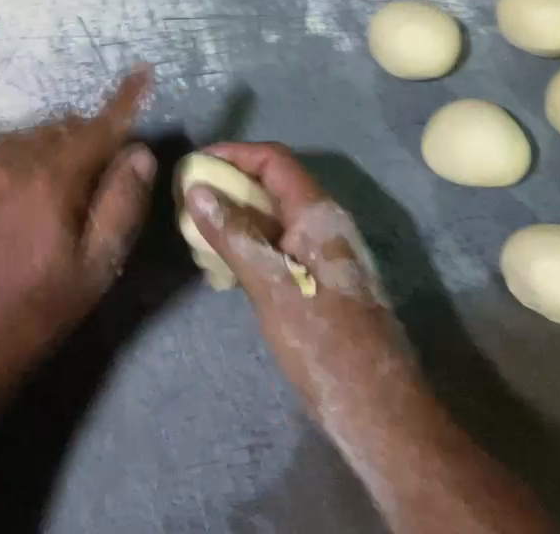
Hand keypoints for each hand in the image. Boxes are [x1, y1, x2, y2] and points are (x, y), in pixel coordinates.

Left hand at [0, 67, 155, 356]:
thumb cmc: (45, 302)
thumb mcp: (100, 262)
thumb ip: (122, 202)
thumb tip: (140, 152)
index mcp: (51, 180)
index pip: (98, 128)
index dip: (124, 100)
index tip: (143, 71)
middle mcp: (15, 160)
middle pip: (68, 128)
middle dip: (96, 137)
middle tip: (113, 174)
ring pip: (39, 132)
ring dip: (65, 143)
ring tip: (79, 183)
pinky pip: (12, 143)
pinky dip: (36, 148)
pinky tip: (43, 178)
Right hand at [182, 142, 411, 422]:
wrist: (374, 406)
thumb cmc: (323, 339)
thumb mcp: (269, 283)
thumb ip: (233, 232)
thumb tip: (197, 188)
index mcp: (318, 215)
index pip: (274, 161)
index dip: (234, 154)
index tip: (194, 165)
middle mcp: (322, 225)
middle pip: (271, 185)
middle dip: (227, 185)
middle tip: (186, 200)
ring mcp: (319, 254)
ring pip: (269, 217)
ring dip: (232, 217)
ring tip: (195, 231)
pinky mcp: (314, 280)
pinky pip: (273, 246)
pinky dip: (244, 244)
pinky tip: (219, 265)